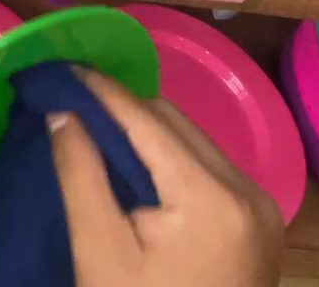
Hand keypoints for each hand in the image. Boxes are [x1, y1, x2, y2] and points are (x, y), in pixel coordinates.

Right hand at [50, 68, 283, 286]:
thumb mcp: (100, 249)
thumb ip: (79, 171)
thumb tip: (60, 110)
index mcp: (211, 197)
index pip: (145, 118)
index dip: (98, 89)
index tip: (57, 68)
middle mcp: (247, 190)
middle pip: (170, 120)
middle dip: (119, 106)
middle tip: (68, 100)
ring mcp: (260, 206)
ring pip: (189, 136)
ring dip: (142, 127)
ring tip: (93, 127)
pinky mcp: (259, 220)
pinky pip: (204, 162)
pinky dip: (166, 152)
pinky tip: (133, 163)